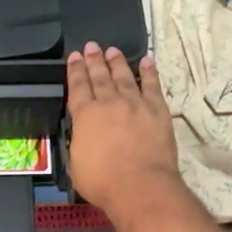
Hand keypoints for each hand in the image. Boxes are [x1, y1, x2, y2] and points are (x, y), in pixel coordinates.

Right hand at [66, 42, 180, 218]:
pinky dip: (149, 72)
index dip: (75, 70)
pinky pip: (152, 85)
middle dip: (94, 60)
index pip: (77, 86)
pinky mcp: (157, 110)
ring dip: (117, 62)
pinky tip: (146, 61)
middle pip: (99, 76)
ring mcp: (135, 103)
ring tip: (112, 50)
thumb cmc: (103, 181)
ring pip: (124, 76)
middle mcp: (108, 102)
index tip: (75, 56)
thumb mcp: (76, 164)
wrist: (140, 186)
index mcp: (85, 115)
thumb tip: (83, 134)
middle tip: (92, 46)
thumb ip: (79, 142)